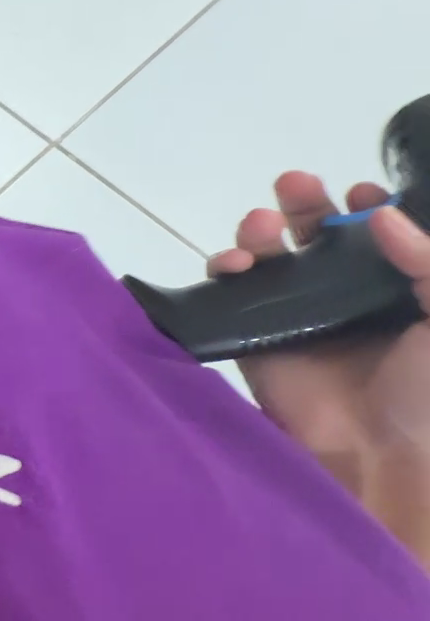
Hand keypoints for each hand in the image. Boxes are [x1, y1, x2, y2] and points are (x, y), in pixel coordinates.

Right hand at [210, 173, 429, 538]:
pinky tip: (236, 261)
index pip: (386, 244)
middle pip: (322, 240)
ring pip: (272, 255)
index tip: (364, 190)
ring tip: (261, 220)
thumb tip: (379, 217)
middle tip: (297, 182)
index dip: (374, 212)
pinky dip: (227, 265)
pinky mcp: (252, 327)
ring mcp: (297, 313)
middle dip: (308, 207)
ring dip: (261, 230)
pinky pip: (230, 287)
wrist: (382, 452)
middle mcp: (351, 301)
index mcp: (407, 301)